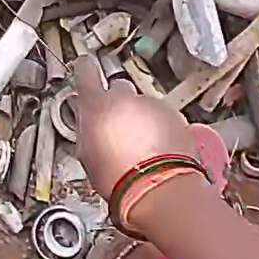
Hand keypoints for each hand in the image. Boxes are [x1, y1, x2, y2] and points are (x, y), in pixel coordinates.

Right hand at [72, 56, 196, 198]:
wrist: (158, 188)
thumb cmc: (117, 176)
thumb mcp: (86, 154)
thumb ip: (85, 127)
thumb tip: (84, 118)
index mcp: (97, 104)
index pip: (85, 71)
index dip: (85, 70)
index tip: (85, 70)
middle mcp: (125, 98)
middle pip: (117, 89)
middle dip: (117, 104)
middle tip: (116, 129)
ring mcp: (151, 105)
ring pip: (141, 105)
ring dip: (139, 119)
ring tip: (139, 148)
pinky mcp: (173, 116)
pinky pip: (161, 116)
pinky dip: (158, 128)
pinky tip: (155, 150)